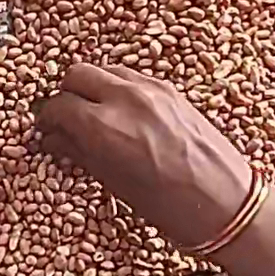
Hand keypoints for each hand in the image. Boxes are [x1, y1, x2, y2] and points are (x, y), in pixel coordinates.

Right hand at [36, 63, 251, 247]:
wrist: (227, 204)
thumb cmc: (169, 205)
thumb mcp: (113, 183)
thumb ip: (78, 152)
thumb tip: (53, 138)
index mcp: (103, 126)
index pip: (59, 105)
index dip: (48, 117)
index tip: (47, 127)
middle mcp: (124, 98)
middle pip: (77, 73)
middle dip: (67, 93)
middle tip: (67, 116)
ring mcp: (150, 89)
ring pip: (105, 69)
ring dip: (93, 86)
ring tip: (94, 112)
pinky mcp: (171, 89)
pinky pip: (132, 76)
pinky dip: (118, 87)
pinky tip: (122, 111)